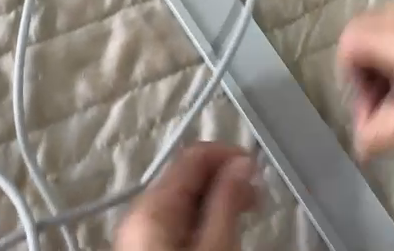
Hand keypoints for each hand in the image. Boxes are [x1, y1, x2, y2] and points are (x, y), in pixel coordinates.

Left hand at [113, 142, 257, 250]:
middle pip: (187, 174)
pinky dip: (198, 217)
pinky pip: (173, 219)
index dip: (229, 153)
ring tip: (240, 214)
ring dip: (213, 198)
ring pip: (182, 198)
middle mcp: (138, 209)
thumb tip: (242, 162)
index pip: (194, 153)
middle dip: (223, 177)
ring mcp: (137, 230)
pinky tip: (214, 231)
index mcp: (152, 202)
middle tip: (254, 194)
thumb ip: (227, 200)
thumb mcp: (214, 246)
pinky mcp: (141, 247)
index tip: (256, 168)